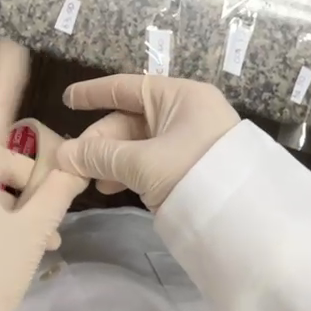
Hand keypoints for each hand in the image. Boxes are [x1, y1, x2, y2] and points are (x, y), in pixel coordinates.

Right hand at [53, 74, 241, 210]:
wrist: (249, 222)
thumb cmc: (195, 175)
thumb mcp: (143, 163)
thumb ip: (101, 156)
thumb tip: (62, 154)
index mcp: (179, 96)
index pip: (127, 87)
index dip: (94, 93)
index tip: (67, 99)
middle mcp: (185, 111)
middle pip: (130, 119)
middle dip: (99, 140)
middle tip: (72, 164)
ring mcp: (189, 139)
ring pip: (138, 142)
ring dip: (111, 159)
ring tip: (89, 180)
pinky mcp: (192, 165)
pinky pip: (150, 159)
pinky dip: (129, 170)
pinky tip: (110, 186)